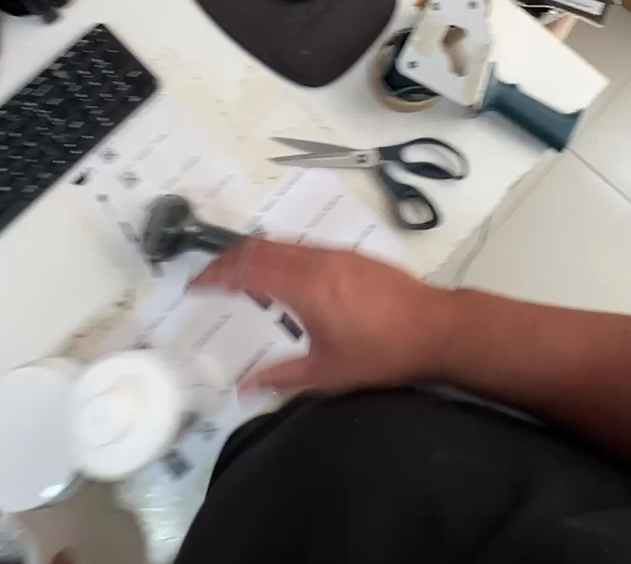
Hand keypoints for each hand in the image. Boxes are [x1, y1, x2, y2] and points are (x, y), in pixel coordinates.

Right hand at [191, 237, 461, 392]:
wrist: (436, 327)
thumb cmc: (381, 353)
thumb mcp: (328, 374)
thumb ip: (281, 377)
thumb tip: (243, 387)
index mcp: (305, 286)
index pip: (247, 270)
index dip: (216, 275)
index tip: (195, 286)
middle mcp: (316, 260)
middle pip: (260, 248)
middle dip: (229, 259)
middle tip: (208, 278)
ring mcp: (335, 253)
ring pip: (282, 243)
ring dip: (254, 254)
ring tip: (237, 275)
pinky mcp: (351, 254)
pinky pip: (303, 245)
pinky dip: (279, 253)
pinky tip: (281, 275)